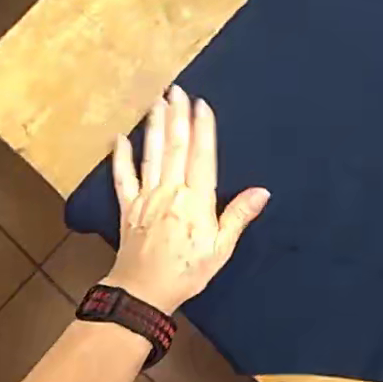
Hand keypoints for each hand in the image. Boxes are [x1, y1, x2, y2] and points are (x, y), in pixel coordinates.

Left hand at [100, 85, 269, 314]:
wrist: (144, 291)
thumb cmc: (186, 272)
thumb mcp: (220, 249)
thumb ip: (237, 217)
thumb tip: (261, 192)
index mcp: (196, 201)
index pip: (201, 156)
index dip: (203, 128)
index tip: (201, 104)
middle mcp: (170, 192)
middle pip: (175, 147)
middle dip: (177, 116)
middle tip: (177, 90)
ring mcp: (146, 198)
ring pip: (151, 155)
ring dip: (154, 127)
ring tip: (156, 102)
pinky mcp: (128, 208)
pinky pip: (123, 178)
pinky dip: (121, 157)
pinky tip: (120, 139)